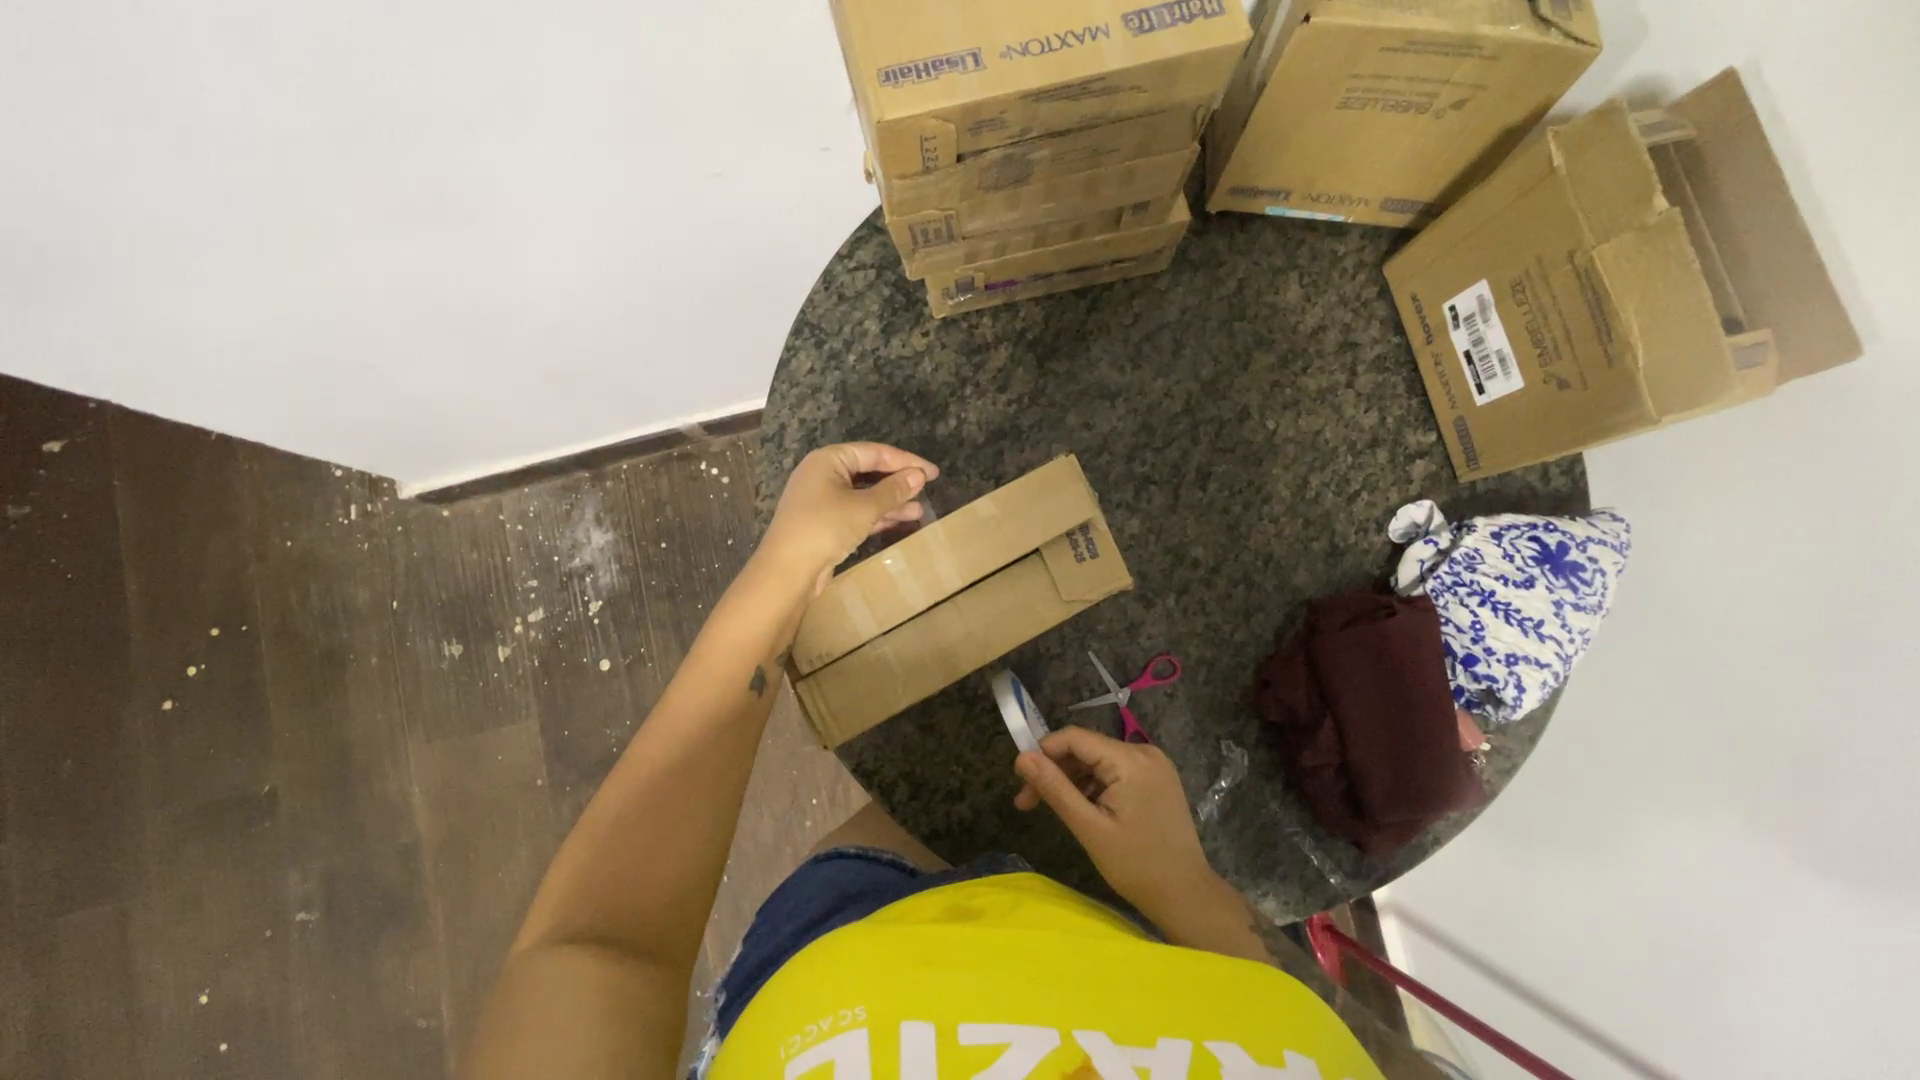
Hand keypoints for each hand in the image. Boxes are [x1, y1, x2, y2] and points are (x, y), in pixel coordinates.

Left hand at [760, 442, 939, 593]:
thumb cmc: (825, 528)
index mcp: (828, 460)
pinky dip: (877, 516)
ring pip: (864, 495)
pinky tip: (901, 521)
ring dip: (891, 501)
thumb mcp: (864, 508)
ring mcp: (822, 500)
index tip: (932, 472)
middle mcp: (823, 475)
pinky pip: (856, 512)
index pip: (874, 452)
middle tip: (926, 488)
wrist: (787, 571)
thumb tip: (918, 475)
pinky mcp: (825, 523)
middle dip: (897, 482)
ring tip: (919, 509)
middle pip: (868, 471)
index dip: (905, 460)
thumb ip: (893, 490)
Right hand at [1013, 726, 1217, 922]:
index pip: (1075, 738)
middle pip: (1086, 748)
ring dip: (1071, 780)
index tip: (1019, 780)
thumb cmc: (1136, 865)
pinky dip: (1092, 786)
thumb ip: (1055, 788)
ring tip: (1049, 809)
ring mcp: (1153, 764)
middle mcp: (1144, 752)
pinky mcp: (1156, 778)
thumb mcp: (1089, 828)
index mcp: (1130, 760)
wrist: (1185, 894)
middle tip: (1027, 803)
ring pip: (1098, 760)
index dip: (1042, 752)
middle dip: (1054, 771)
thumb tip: (1021, 757)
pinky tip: (1080, 809)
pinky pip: (1114, 771)